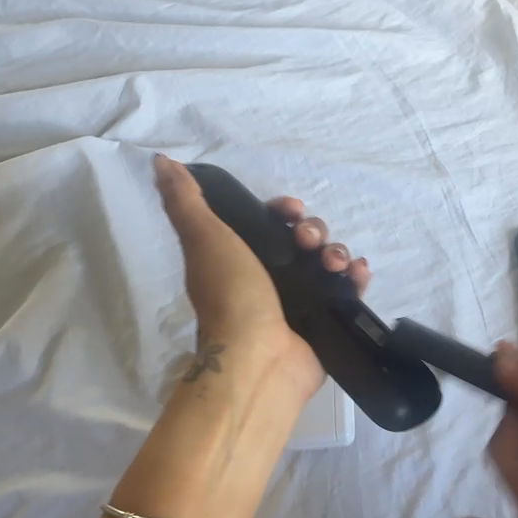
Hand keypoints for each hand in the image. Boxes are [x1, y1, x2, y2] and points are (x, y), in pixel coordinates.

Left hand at [152, 155, 372, 400]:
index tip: (291, 210)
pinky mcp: (327, 321)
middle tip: (309, 243)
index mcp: (243, 258)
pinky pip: (349, 290)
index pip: (271, 223)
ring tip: (334, 265)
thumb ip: (185, 200)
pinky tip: (357, 274)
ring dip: (337, 251)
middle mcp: (272, 278)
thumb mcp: (203, 239)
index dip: (284, 211)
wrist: (259, 357)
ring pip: (328, 261)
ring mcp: (302, 301)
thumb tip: (160, 161)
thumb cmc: (230, 296)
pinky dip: (356, 277)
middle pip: (305, 239)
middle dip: (314, 231)